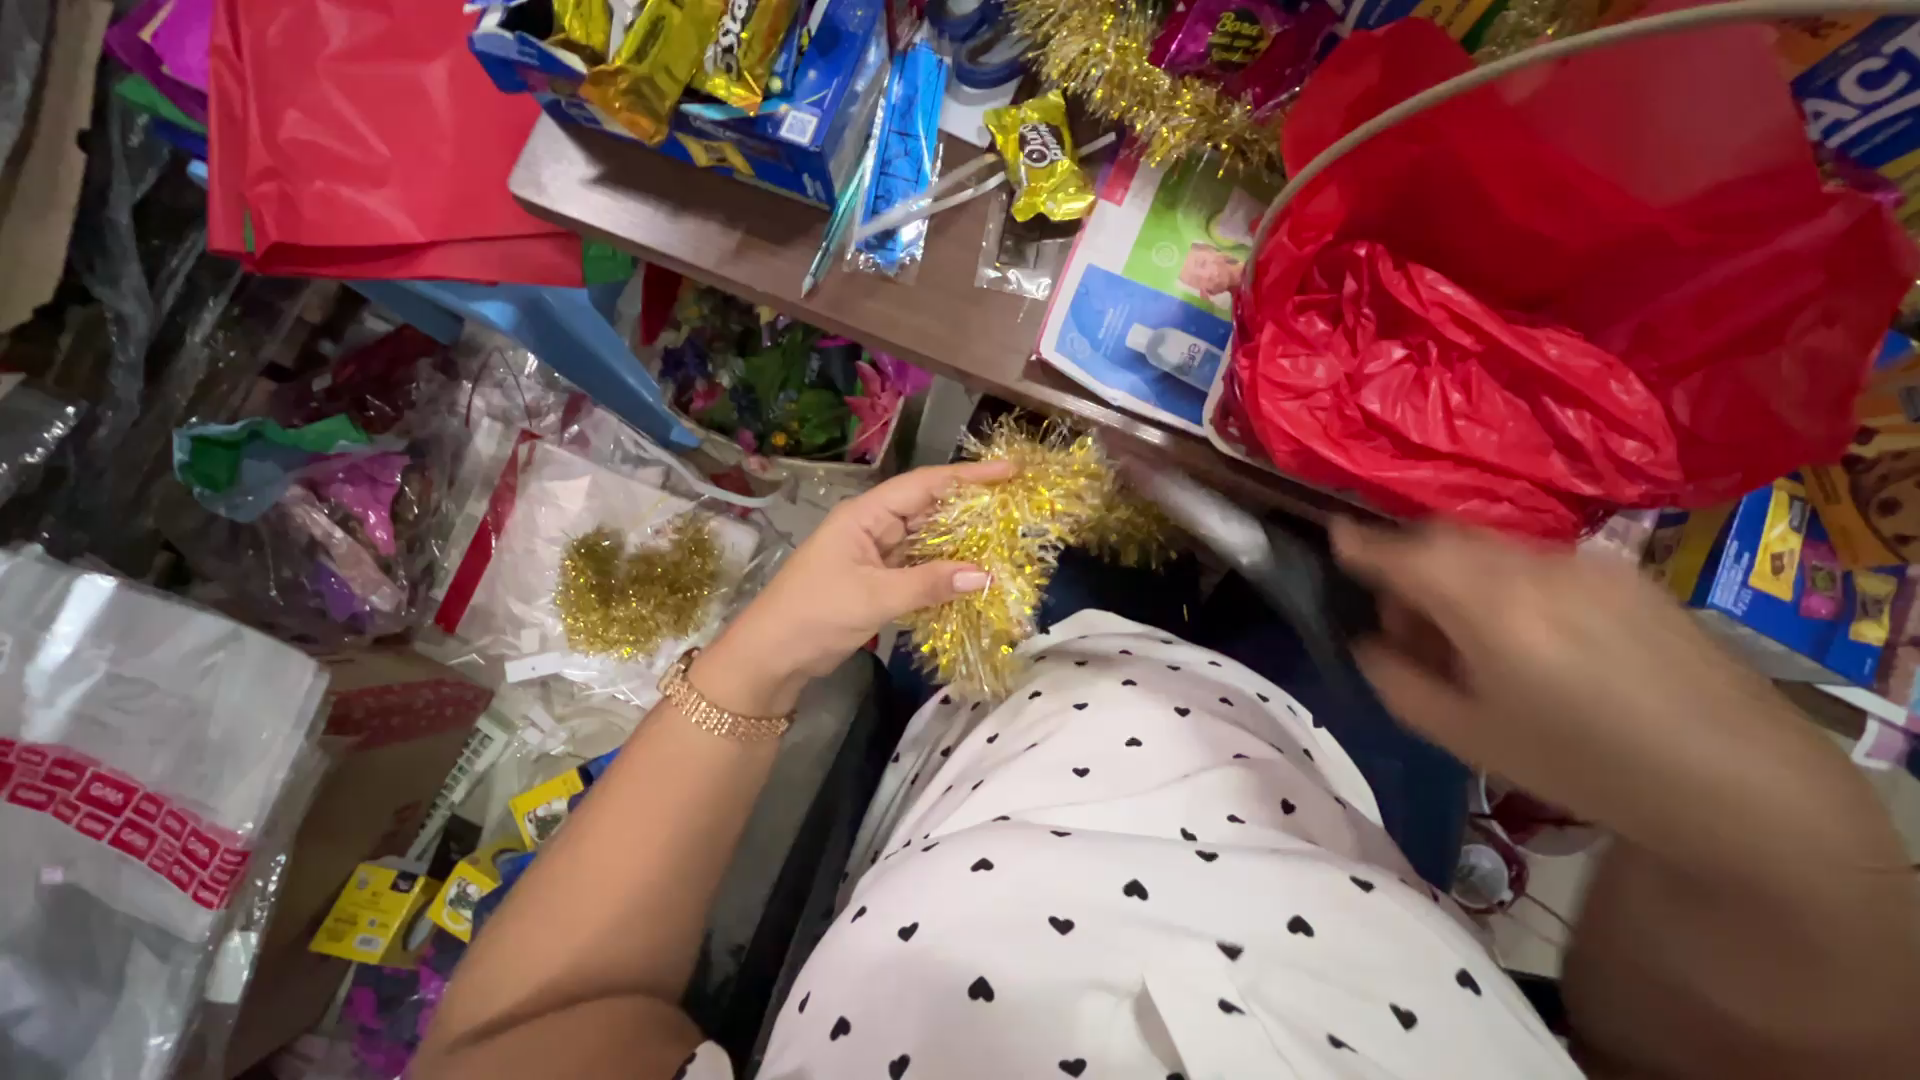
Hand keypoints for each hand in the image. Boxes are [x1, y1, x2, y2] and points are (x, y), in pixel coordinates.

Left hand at [692, 461, 1015, 714]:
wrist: (771, 656)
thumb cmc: (815, 614)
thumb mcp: (874, 597)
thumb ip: (930, 584)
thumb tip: (986, 575)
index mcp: (865, 515)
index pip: (924, 485)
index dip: (968, 477)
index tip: (1009, 472)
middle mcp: (872, 527)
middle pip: (928, 509)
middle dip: (970, 508)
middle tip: (1016, 508)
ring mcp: (874, 555)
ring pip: (926, 540)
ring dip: (960, 543)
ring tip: (1004, 540)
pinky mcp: (876, 582)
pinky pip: (918, 568)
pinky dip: (943, 572)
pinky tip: (971, 576)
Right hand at [1329, 519, 1830, 849]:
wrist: (1739, 781)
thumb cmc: (1581, 765)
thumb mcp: (1464, 735)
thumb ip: (1396, 679)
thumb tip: (1369, 640)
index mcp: (1488, 605)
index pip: (1402, 552)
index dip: (1359, 543)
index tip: (1333, 539)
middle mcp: (1533, 565)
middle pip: (1444, 538)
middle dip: (1406, 562)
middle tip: (1401, 620)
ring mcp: (1586, 564)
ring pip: (1490, 548)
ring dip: (1456, 572)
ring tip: (1464, 636)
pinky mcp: (1624, 575)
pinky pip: (1535, 560)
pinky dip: (1503, 579)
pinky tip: (1526, 636)